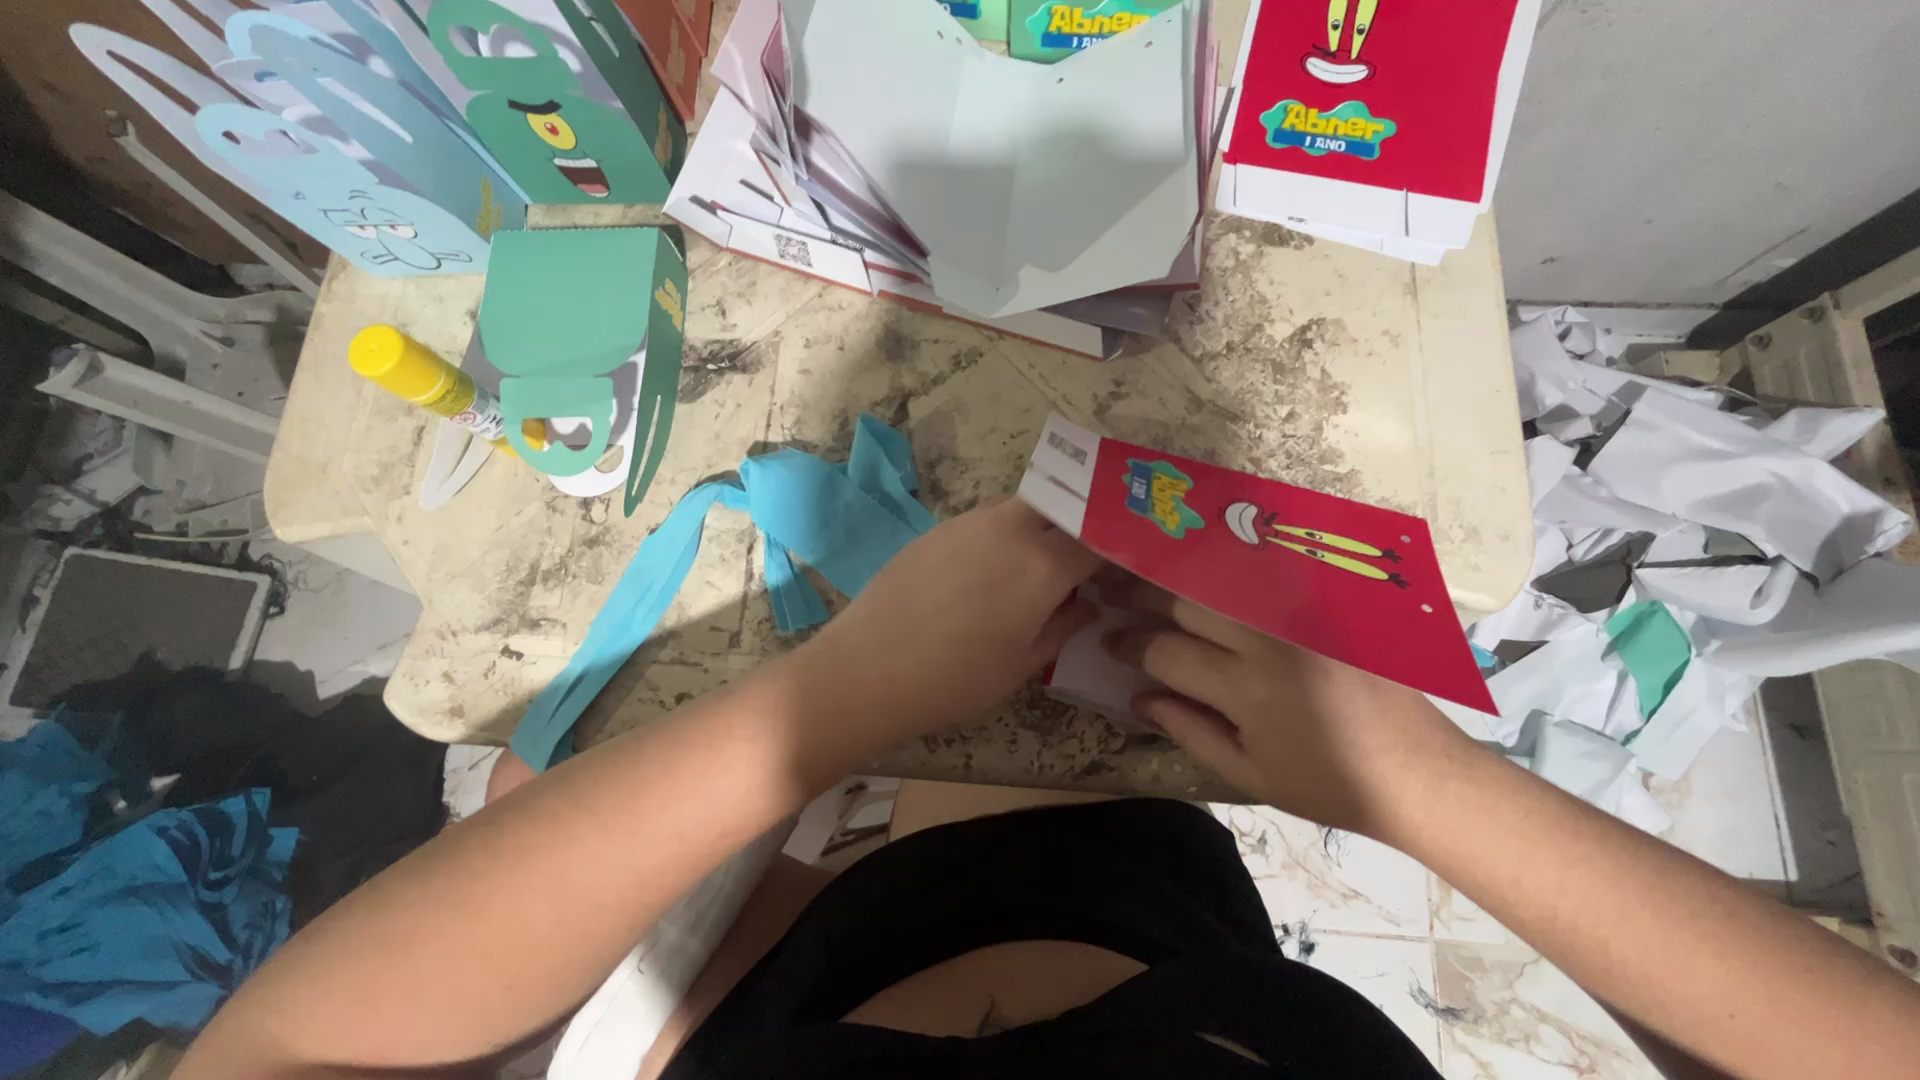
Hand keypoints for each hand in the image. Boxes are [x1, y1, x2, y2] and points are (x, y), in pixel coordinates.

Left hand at [794, 498, 1101, 747]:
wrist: (867, 669)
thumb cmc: (955, 680)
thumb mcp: (1023, 664)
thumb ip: (1064, 626)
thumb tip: (1089, 605)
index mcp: (1043, 564)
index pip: (1098, 539)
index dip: (1116, 549)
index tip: (1123, 565)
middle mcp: (1011, 529)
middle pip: (1062, 507)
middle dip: (1079, 526)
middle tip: (1083, 561)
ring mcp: (970, 522)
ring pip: (1022, 507)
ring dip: (1041, 526)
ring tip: (1036, 567)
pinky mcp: (938, 528)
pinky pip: (986, 519)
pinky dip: (1004, 533)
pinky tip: (989, 572)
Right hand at [1101, 577, 1474, 838]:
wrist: (1417, 770)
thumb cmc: (1326, 783)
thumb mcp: (1248, 774)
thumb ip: (1188, 729)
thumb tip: (1136, 698)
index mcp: (1247, 690)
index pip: (1167, 651)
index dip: (1129, 644)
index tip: (1107, 640)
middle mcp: (1269, 642)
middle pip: (1187, 603)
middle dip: (1142, 596)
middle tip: (1112, 592)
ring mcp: (1300, 618)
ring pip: (1222, 581)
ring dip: (1180, 576)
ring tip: (1149, 573)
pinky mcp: (1326, 608)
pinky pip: (1265, 578)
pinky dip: (1228, 572)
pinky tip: (1206, 569)